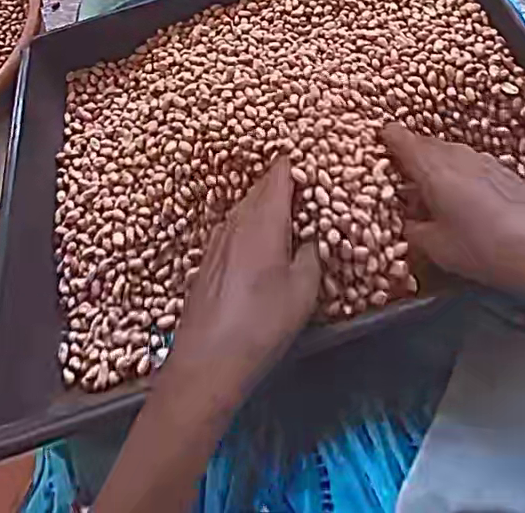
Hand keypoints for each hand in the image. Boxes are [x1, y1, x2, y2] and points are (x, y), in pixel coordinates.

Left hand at [160, 155, 321, 407]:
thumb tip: (311, 234)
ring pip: (248, 205)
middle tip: (313, 193)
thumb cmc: (261, 323)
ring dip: (270, 205)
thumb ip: (311, 252)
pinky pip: (236, 226)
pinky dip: (254, 225)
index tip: (318, 166)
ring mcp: (219, 236)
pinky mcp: (209, 256)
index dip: (299, 163)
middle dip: (288, 183)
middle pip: (264, 185)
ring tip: (293, 218)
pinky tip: (264, 247)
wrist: (206, 361)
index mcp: (264, 218)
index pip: (280, 171)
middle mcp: (238, 218)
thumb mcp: (302, 289)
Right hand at [382, 124, 524, 347]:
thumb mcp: (437, 248)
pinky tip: (464, 202)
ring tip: (430, 194)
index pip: (400, 138)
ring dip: (435, 166)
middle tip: (398, 177)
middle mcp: (455, 154)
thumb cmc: (485, 248)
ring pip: (448, 154)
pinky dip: (458, 175)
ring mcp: (482, 159)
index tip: (375, 142)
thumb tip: (407, 221)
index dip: (385, 138)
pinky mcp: (504, 171)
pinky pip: (469, 164)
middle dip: (409, 156)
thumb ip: (413, 230)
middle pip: (423, 144)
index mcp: (431, 166)